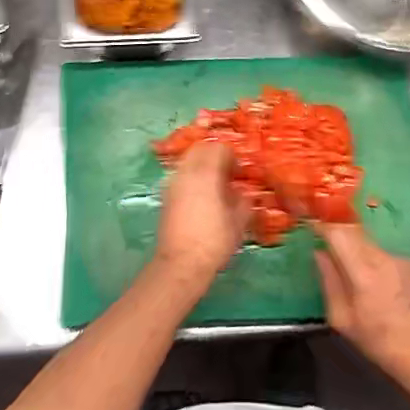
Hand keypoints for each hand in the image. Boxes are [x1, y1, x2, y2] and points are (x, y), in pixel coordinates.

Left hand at [152, 141, 242, 287]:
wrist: (181, 262)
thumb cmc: (214, 241)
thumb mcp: (238, 222)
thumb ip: (243, 201)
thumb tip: (243, 192)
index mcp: (205, 173)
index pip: (218, 148)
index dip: (232, 157)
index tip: (240, 173)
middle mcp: (186, 172)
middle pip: (200, 148)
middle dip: (215, 155)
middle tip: (228, 174)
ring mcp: (172, 182)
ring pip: (188, 160)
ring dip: (202, 165)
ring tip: (216, 185)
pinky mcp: (165, 194)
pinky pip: (181, 174)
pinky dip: (192, 177)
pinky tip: (203, 196)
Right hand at [315, 222, 409, 384]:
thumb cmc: (379, 342)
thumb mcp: (342, 319)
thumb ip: (329, 281)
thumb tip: (319, 253)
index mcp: (365, 273)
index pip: (339, 233)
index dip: (323, 227)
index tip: (312, 227)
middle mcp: (386, 259)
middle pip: (355, 233)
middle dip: (339, 237)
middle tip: (328, 249)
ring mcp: (404, 261)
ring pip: (370, 244)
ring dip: (358, 251)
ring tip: (357, 276)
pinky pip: (386, 255)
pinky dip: (376, 262)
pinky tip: (380, 285)